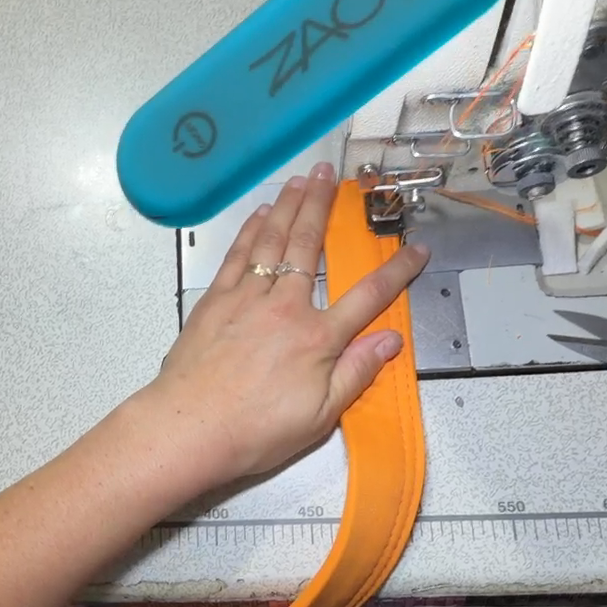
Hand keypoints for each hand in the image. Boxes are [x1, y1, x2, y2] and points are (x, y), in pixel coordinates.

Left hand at [131, 162, 430, 484]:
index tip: (417, 250)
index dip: (397, 272)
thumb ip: (356, 373)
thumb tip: (390, 342)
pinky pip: (238, 255)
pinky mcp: (215, 301)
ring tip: (300, 179)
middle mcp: (285, 307)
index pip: (369, 297)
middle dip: (323, 206)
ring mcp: (247, 298)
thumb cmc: (254, 430)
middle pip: (310, 245)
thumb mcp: (319, 416)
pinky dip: (251, 231)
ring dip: (288, 206)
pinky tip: (261, 215)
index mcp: (317, 338)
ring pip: (272, 241)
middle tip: (331, 176)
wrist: (190, 428)